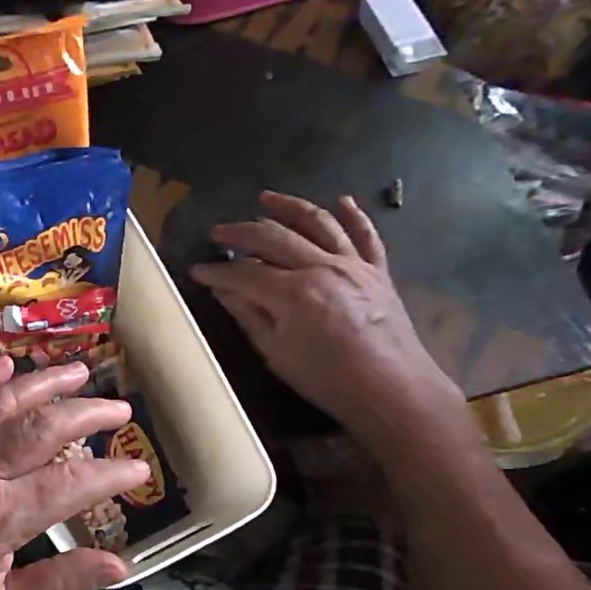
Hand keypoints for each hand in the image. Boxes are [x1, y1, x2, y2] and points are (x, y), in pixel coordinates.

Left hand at [0, 357, 150, 589]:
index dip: (110, 474)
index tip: (141, 470)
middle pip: (41, 428)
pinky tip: (4, 364)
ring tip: (80, 371)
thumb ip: (60, 585)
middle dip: (88, 414)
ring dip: (43, 383)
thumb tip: (120, 566)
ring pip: (1, 404)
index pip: (69, 484)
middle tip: (122, 412)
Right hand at [190, 190, 469, 447]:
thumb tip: (224, 290)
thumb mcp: (277, 353)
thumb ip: (249, 316)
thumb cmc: (328, 380)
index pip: (245, 273)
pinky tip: (342, 200)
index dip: (217, 272)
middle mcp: (322, 267)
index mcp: (293, 293)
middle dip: (241, 232)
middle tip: (218, 231)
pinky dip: (353, 216)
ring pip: (317, 223)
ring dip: (289, 207)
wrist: (393, 391)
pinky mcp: (377, 271)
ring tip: (265, 198)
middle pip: (274, 238)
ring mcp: (353, 265)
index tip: (197, 271)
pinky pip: (365, 235)